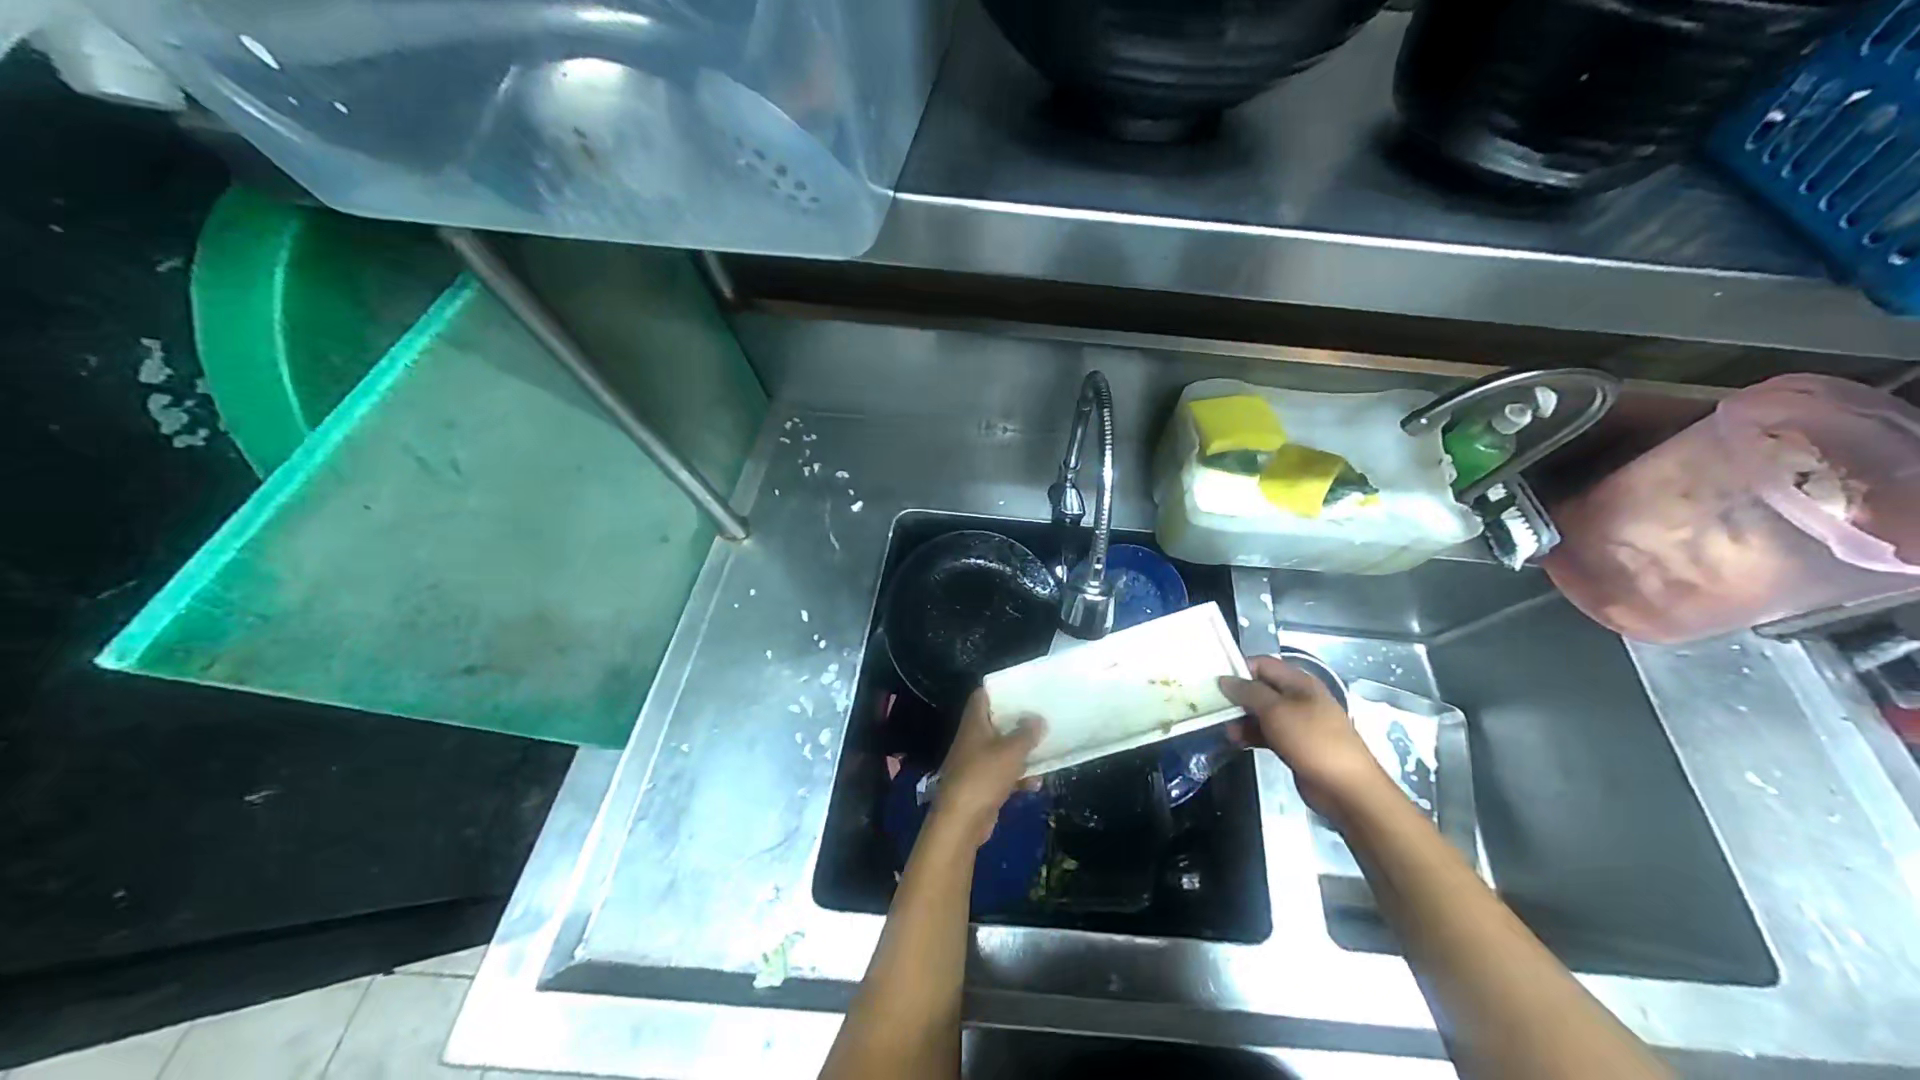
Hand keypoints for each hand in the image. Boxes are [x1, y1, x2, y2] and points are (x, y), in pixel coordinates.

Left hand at [928, 690, 1042, 849]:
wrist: (962, 820)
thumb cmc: (985, 775)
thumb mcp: (1012, 750)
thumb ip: (1027, 733)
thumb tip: (1037, 718)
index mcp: (974, 724)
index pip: (981, 696)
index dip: (999, 690)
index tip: (1022, 689)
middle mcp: (972, 740)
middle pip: (995, 723)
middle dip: (1018, 721)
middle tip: (1041, 716)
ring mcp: (976, 763)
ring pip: (1002, 750)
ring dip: (1022, 752)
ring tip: (1045, 749)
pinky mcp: (982, 785)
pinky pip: (1004, 774)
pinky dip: (1018, 777)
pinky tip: (1036, 783)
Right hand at [1219, 655, 1386, 817]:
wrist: (1345, 787)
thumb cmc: (1311, 740)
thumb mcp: (1276, 710)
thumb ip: (1248, 691)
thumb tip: (1225, 679)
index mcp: (1299, 682)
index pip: (1263, 664)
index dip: (1239, 669)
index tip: (1216, 681)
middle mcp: (1299, 698)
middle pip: (1261, 688)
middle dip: (1238, 697)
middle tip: (1215, 707)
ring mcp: (1298, 722)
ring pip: (1262, 713)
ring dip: (1242, 719)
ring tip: (1225, 730)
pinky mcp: (1295, 744)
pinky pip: (1268, 733)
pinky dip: (1252, 735)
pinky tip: (1237, 742)